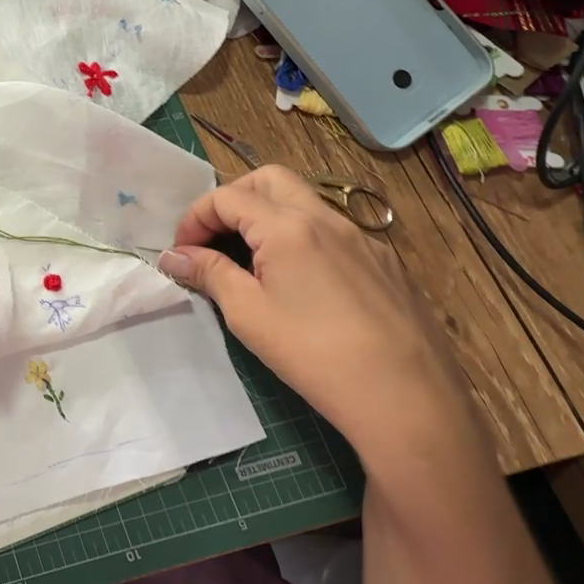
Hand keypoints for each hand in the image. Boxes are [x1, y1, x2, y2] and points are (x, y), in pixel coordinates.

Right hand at [157, 166, 474, 458]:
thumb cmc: (315, 355)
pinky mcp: (387, 266)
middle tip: (216, 238)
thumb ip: (209, 274)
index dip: (194, 218)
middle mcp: (327, 219)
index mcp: (287, 226)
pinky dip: (302, 239)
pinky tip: (302, 286)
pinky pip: (334, 232)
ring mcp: (364, 240)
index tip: (182, 253)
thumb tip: (174, 256)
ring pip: (305, 203)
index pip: (226, 197)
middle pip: (269, 180)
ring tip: (253, 262)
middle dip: (233, 200)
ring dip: (268, 216)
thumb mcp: (247, 314)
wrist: (410, 402)